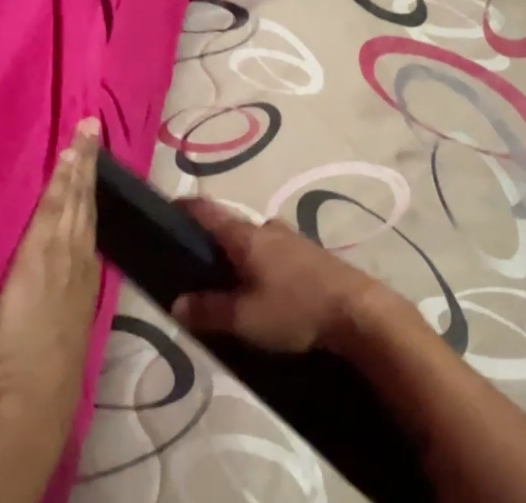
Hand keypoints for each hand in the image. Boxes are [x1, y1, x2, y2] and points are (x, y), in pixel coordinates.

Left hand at [0, 118, 103, 433]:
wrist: (32, 398)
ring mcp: (62, 255)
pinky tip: (66, 157)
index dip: (91, 199)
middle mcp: (80, 263)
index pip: (89, 231)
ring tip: (84, 133)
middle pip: (86, 207)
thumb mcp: (63, 340)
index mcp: (85, 284)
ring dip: (79, 166)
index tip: (92, 173)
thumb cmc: (44, 382)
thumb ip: (62, 313)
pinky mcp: (40, 253)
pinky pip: (55, 207)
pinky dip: (63, 180)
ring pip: (74, 200)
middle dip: (90, 169)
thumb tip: (61, 299)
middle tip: (94, 130)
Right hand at [169, 197, 389, 353]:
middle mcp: (268, 229)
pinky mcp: (313, 256)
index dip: (184, 207)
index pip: (207, 211)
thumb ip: (208, 310)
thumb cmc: (295, 309)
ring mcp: (294, 240)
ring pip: (256, 242)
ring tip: (228, 283)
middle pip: (232, 227)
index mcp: (245, 236)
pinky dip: (262, 265)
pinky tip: (263, 289)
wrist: (360, 312)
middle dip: (213, 241)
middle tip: (195, 265)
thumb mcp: (244, 318)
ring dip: (241, 256)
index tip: (166, 209)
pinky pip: (276, 254)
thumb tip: (176, 303)